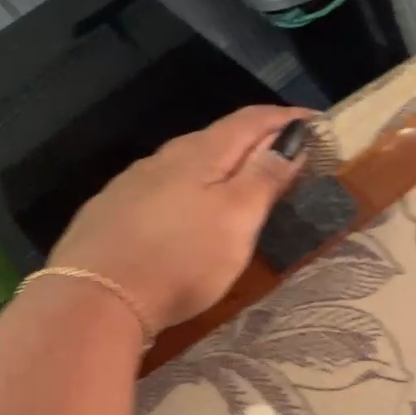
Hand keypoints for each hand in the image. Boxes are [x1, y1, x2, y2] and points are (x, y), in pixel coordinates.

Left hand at [48, 106, 312, 332]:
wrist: (97, 297)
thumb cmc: (183, 258)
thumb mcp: (237, 219)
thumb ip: (264, 177)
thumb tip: (288, 141)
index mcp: (201, 154)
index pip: (251, 120)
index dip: (288, 118)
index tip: (318, 121)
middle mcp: (166, 158)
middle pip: (220, 136)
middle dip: (260, 139)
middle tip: (292, 154)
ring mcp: (136, 183)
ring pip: (192, 161)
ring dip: (228, 164)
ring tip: (250, 182)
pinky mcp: (117, 211)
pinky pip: (169, 185)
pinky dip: (198, 186)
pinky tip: (198, 208)